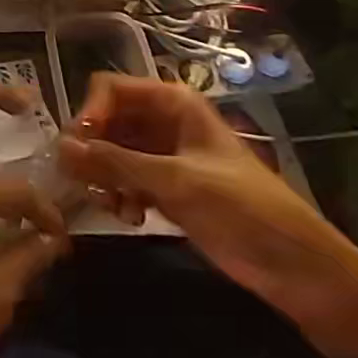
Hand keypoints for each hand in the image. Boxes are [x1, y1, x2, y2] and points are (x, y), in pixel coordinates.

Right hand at [57, 73, 357, 357]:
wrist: (298, 268)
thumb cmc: (241, 209)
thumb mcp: (175, 182)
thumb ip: (115, 163)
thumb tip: (59, 148)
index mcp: (173, 103)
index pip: (111, 89)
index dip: (90, 113)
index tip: (79, 148)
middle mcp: (165, 121)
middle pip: (108, 120)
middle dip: (94, 149)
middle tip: (84, 182)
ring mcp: (166, 155)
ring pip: (114, 151)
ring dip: (105, 176)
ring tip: (111, 204)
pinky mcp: (168, 187)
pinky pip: (126, 178)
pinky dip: (120, 194)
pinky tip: (128, 215)